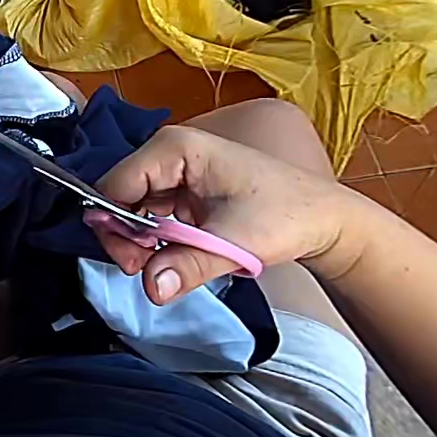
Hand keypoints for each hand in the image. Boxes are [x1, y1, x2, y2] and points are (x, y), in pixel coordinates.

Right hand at [93, 124, 386, 304]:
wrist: (322, 217)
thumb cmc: (287, 215)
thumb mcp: (236, 242)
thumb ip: (189, 264)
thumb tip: (151, 288)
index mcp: (176, 148)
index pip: (115, 185)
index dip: (115, 225)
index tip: (134, 262)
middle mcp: (170, 151)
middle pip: (118, 195)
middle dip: (125, 236)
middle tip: (144, 269)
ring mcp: (176, 169)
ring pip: (130, 207)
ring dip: (138, 241)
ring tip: (161, 265)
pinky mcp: (183, 189)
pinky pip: (149, 213)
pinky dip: (153, 238)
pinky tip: (170, 255)